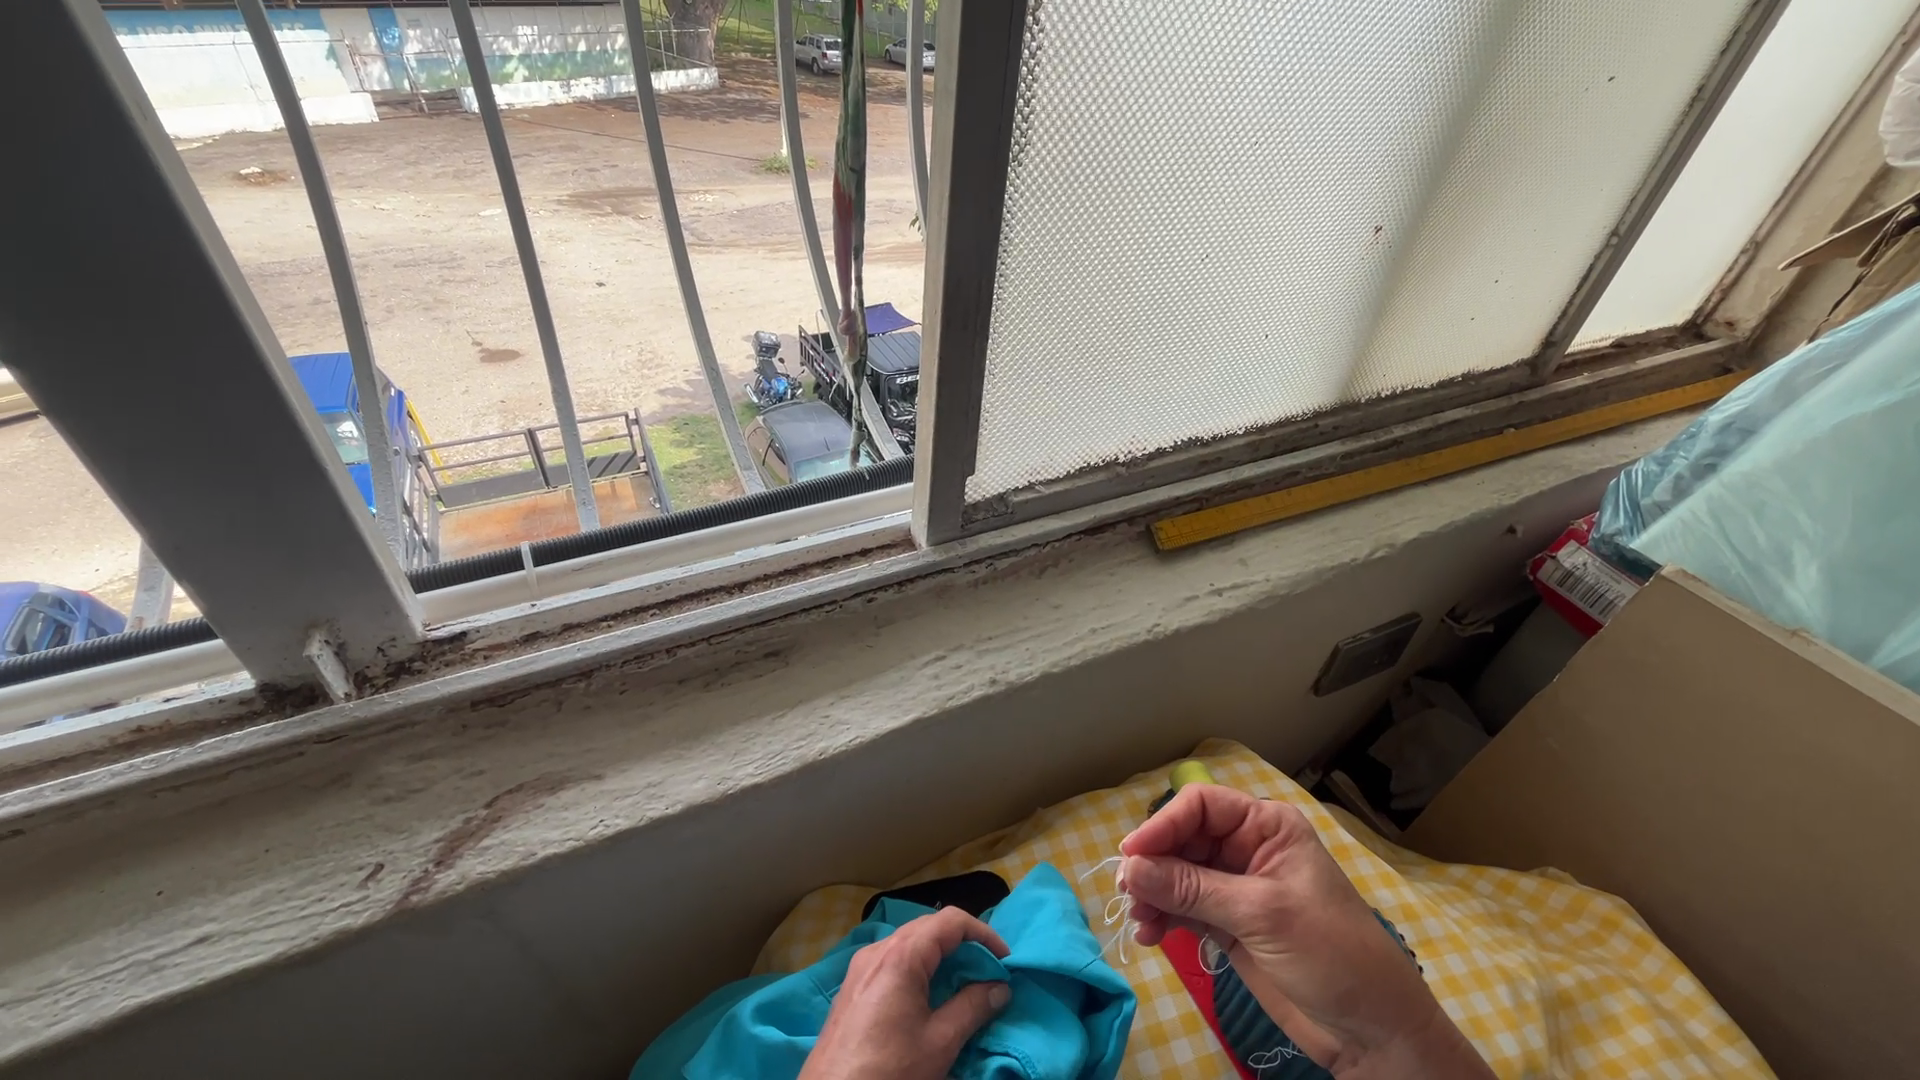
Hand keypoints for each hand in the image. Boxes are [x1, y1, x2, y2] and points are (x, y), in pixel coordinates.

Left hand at [798, 906, 1011, 1079]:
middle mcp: (878, 950)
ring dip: (941, 956)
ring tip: (965, 984)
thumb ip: (972, 1008)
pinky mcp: (853, 986)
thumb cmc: (889, 1069)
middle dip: (964, 944)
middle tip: (989, 973)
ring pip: (910, 943)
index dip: (983, 934)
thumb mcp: (940, 1042)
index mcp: (900, 955)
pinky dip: (919, 967)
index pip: (951, 921)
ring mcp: (861, 966)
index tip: (1005, 961)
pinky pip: (893, 960)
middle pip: (930, 927)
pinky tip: (930, 995)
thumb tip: (1000, 988)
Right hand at [1120, 785, 1491, 1079]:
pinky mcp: (1226, 923)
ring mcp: (1234, 887)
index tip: (1131, 854)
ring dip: (1152, 894)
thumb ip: (1193, 889)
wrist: (1372, 1031)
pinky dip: (1161, 917)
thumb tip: (1130, 868)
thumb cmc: (1333, 953)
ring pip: (1175, 874)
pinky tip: (1149, 936)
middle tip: (1128, 893)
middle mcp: (1246, 848)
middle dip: (1153, 863)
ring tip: (1139, 922)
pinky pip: (1180, 908)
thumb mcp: (1262, 913)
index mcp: (1266, 827)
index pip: (1201, 806)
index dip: (1163, 824)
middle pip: (1182, 839)